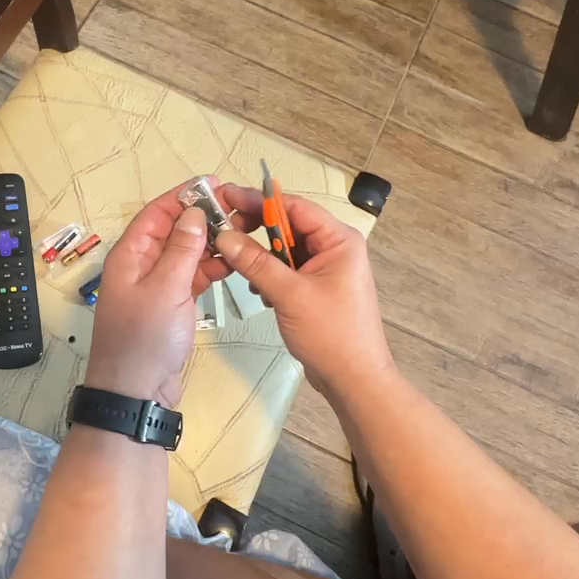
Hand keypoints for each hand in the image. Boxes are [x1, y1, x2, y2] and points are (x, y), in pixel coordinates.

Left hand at [83, 179, 235, 405]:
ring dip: (210, 243)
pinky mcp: (170, 305)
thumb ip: (182, 250)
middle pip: (173, 231)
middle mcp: (141, 265)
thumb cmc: (144, 339)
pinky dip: (209, 269)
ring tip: (243, 233)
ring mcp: (156, 286)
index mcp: (130, 255)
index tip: (215, 184)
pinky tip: (232, 262)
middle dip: (203, 218)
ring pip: (185, 254)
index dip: (184, 196)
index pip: (157, 213)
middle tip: (239, 210)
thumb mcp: (165, 289)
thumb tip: (195, 213)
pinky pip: (191, 277)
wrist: (135, 393)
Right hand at [213, 183, 392, 393]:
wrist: (354, 380)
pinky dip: (269, 276)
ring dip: (262, 258)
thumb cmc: (332, 334)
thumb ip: (256, 263)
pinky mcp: (316, 288)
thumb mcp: (289, 294)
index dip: (259, 202)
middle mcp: (334, 248)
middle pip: (288, 226)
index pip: (294, 207)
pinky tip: (260, 292)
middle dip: (257, 231)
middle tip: (225, 234)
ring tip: (242, 270)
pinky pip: (287, 270)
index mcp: (339, 240)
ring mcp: (326, 269)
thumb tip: (225, 237)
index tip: (227, 199)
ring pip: (284, 250)